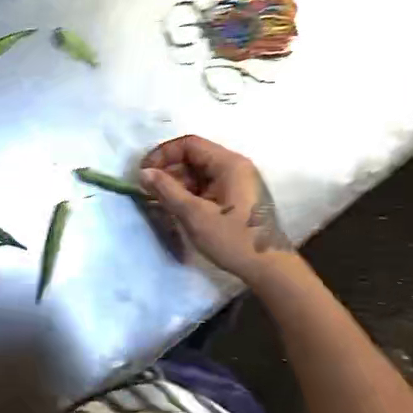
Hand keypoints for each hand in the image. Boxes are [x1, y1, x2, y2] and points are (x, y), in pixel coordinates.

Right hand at [140, 135, 295, 283]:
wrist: (269, 268)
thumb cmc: (233, 239)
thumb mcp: (195, 215)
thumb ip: (167, 191)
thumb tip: (144, 173)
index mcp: (229, 164)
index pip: (190, 145)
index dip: (163, 154)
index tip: (144, 173)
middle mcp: (236, 167)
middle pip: (195, 158)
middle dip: (169, 171)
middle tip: (148, 190)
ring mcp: (238, 184)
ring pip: (201, 175)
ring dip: (178, 185)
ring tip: (160, 202)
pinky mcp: (238, 199)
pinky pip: (209, 188)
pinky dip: (191, 195)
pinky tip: (177, 209)